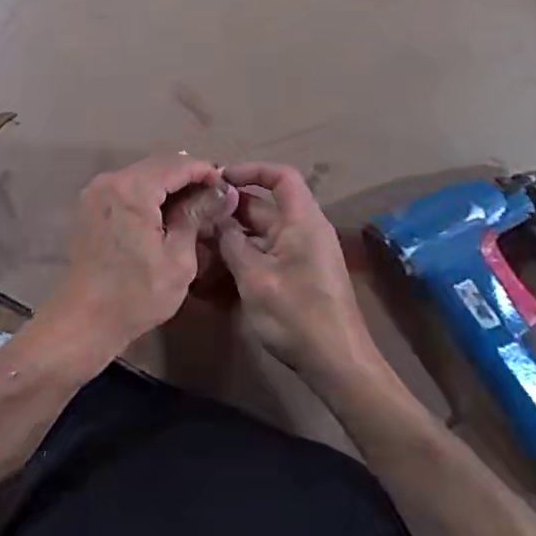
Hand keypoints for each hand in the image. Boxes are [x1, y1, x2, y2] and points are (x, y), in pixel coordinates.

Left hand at [38, 155, 234, 362]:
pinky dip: (149, 193)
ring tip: (195, 205)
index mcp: (132, 189)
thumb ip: (197, 216)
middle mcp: (110, 180)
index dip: (205, 171)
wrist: (84, 321)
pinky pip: (127, 187)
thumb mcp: (178, 259)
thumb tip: (222, 192)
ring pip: (142, 174)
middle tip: (215, 195)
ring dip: (169, 184)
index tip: (226, 187)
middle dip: (188, 176)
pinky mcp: (90, 206)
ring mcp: (96, 192)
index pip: (177, 164)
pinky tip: (166, 213)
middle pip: (158, 164)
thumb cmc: (136, 294)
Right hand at [217, 163, 376, 380]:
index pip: (281, 176)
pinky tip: (219, 265)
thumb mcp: (255, 278)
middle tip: (197, 213)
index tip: (220, 178)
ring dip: (234, 232)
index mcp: (303, 221)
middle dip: (233, 206)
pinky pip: (269, 250)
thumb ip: (232, 243)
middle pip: (267, 205)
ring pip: (264, 230)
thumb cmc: (298, 316)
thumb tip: (217, 218)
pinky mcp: (300, 274)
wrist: (338, 365)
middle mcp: (306, 230)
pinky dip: (245, 251)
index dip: (252, 170)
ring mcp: (304, 253)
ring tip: (200, 239)